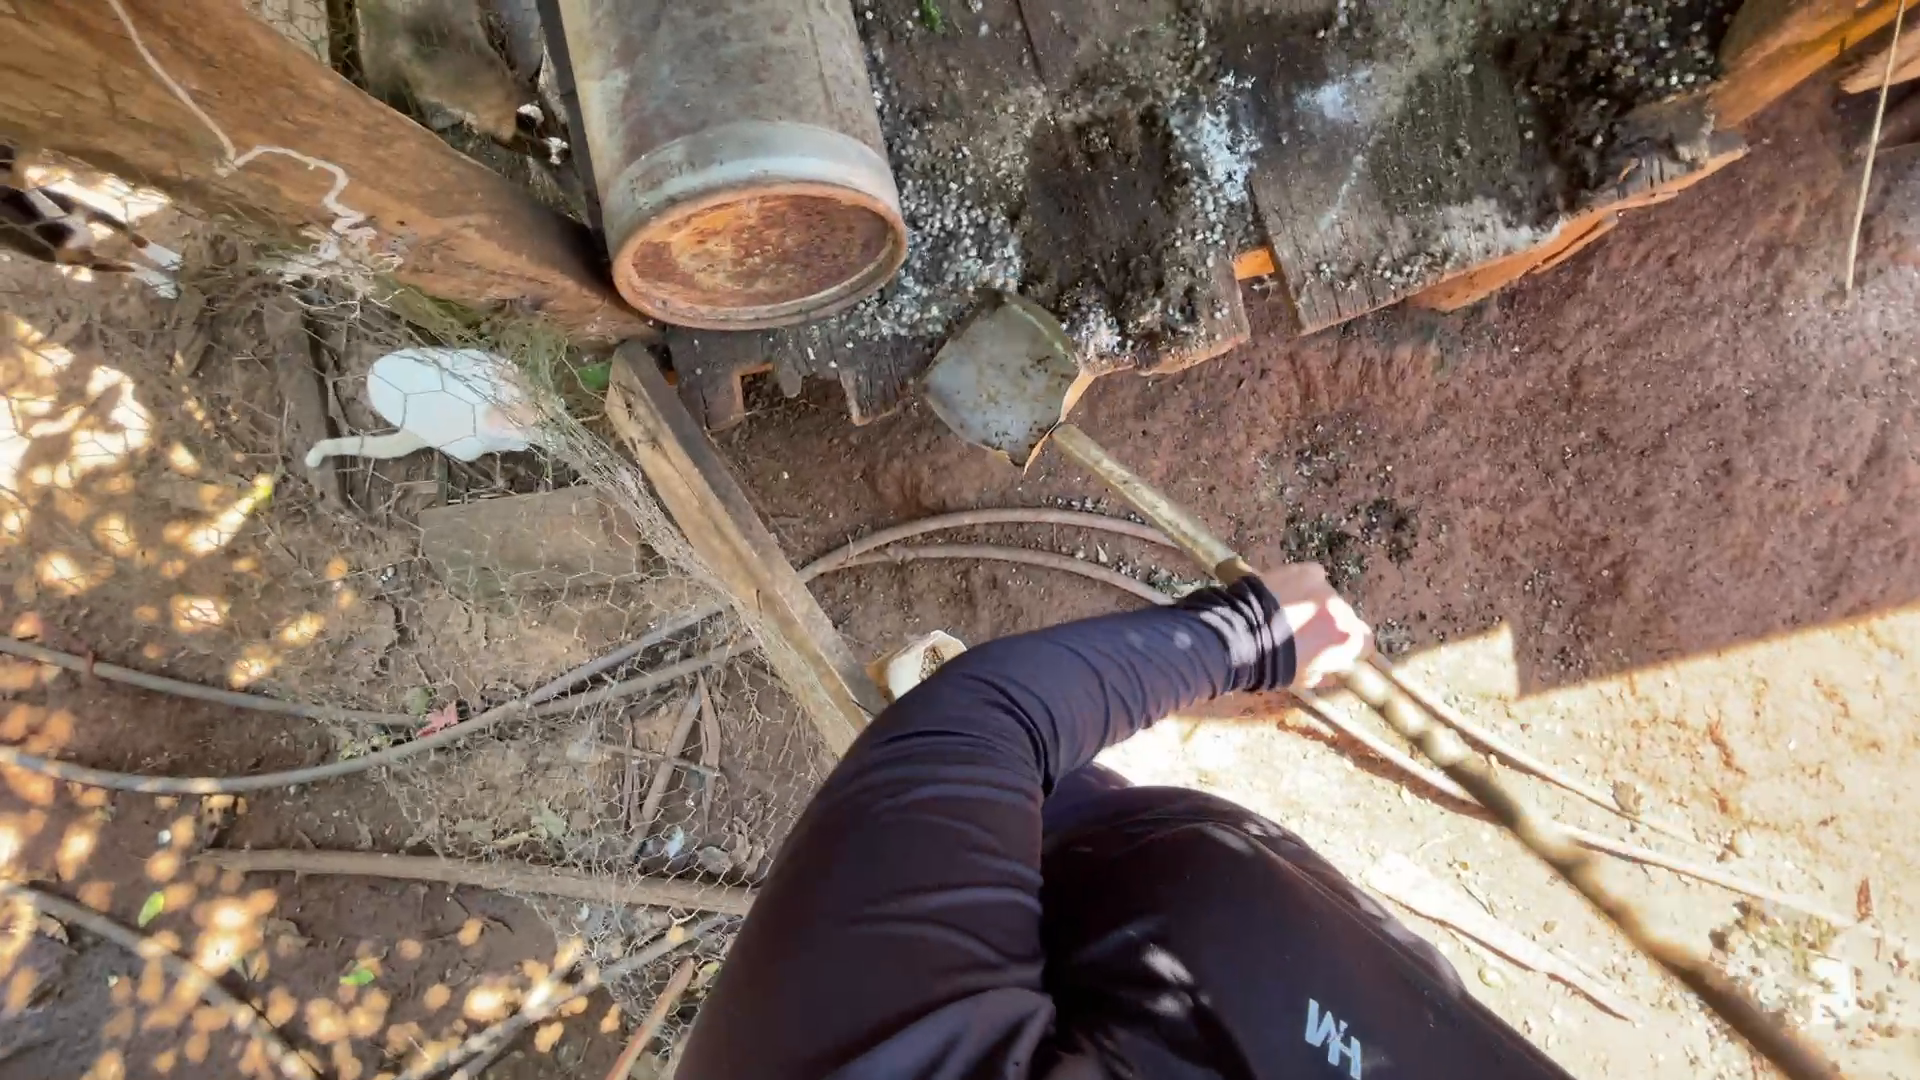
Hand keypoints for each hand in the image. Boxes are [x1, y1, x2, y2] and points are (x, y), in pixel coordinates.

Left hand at [1261, 564, 1371, 689]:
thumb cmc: (1274, 664)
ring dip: (1312, 600)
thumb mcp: (1305, 678)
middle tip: (1301, 626)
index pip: (1363, 640)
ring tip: (1285, 607)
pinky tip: (1283, 589)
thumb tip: (1327, 666)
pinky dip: (1301, 581)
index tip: (1330, 643)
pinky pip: (1311, 574)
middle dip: (1326, 620)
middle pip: (1342, 614)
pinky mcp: (1306, 571)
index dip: (1347, 642)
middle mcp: (1344, 612)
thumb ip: (1324, 670)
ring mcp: (1325, 589)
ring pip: (1324, 594)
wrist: (1244, 635)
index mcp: (1349, 641)